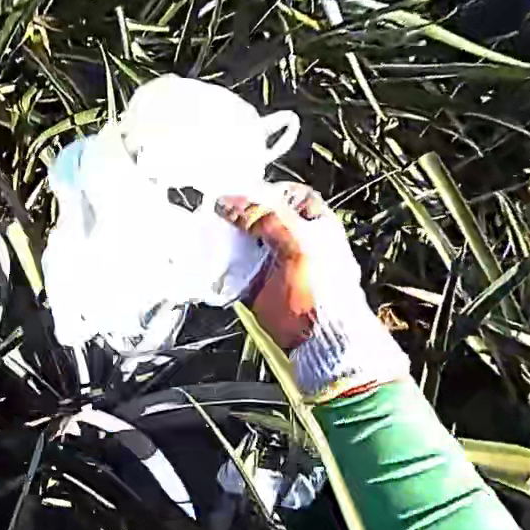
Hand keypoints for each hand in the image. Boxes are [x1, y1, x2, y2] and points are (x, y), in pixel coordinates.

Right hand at [216, 183, 408, 399]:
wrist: (318, 339)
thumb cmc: (321, 291)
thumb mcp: (297, 245)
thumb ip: (265, 220)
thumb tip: (229, 201)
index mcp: (315, 225)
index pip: (289, 196)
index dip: (266, 191)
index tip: (240, 193)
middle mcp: (293, 241)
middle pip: (260, 217)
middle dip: (238, 214)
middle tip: (216, 211)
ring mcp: (273, 263)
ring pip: (244, 241)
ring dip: (226, 237)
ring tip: (208, 231)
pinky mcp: (256, 285)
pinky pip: (233, 268)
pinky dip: (220, 263)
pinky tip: (209, 257)